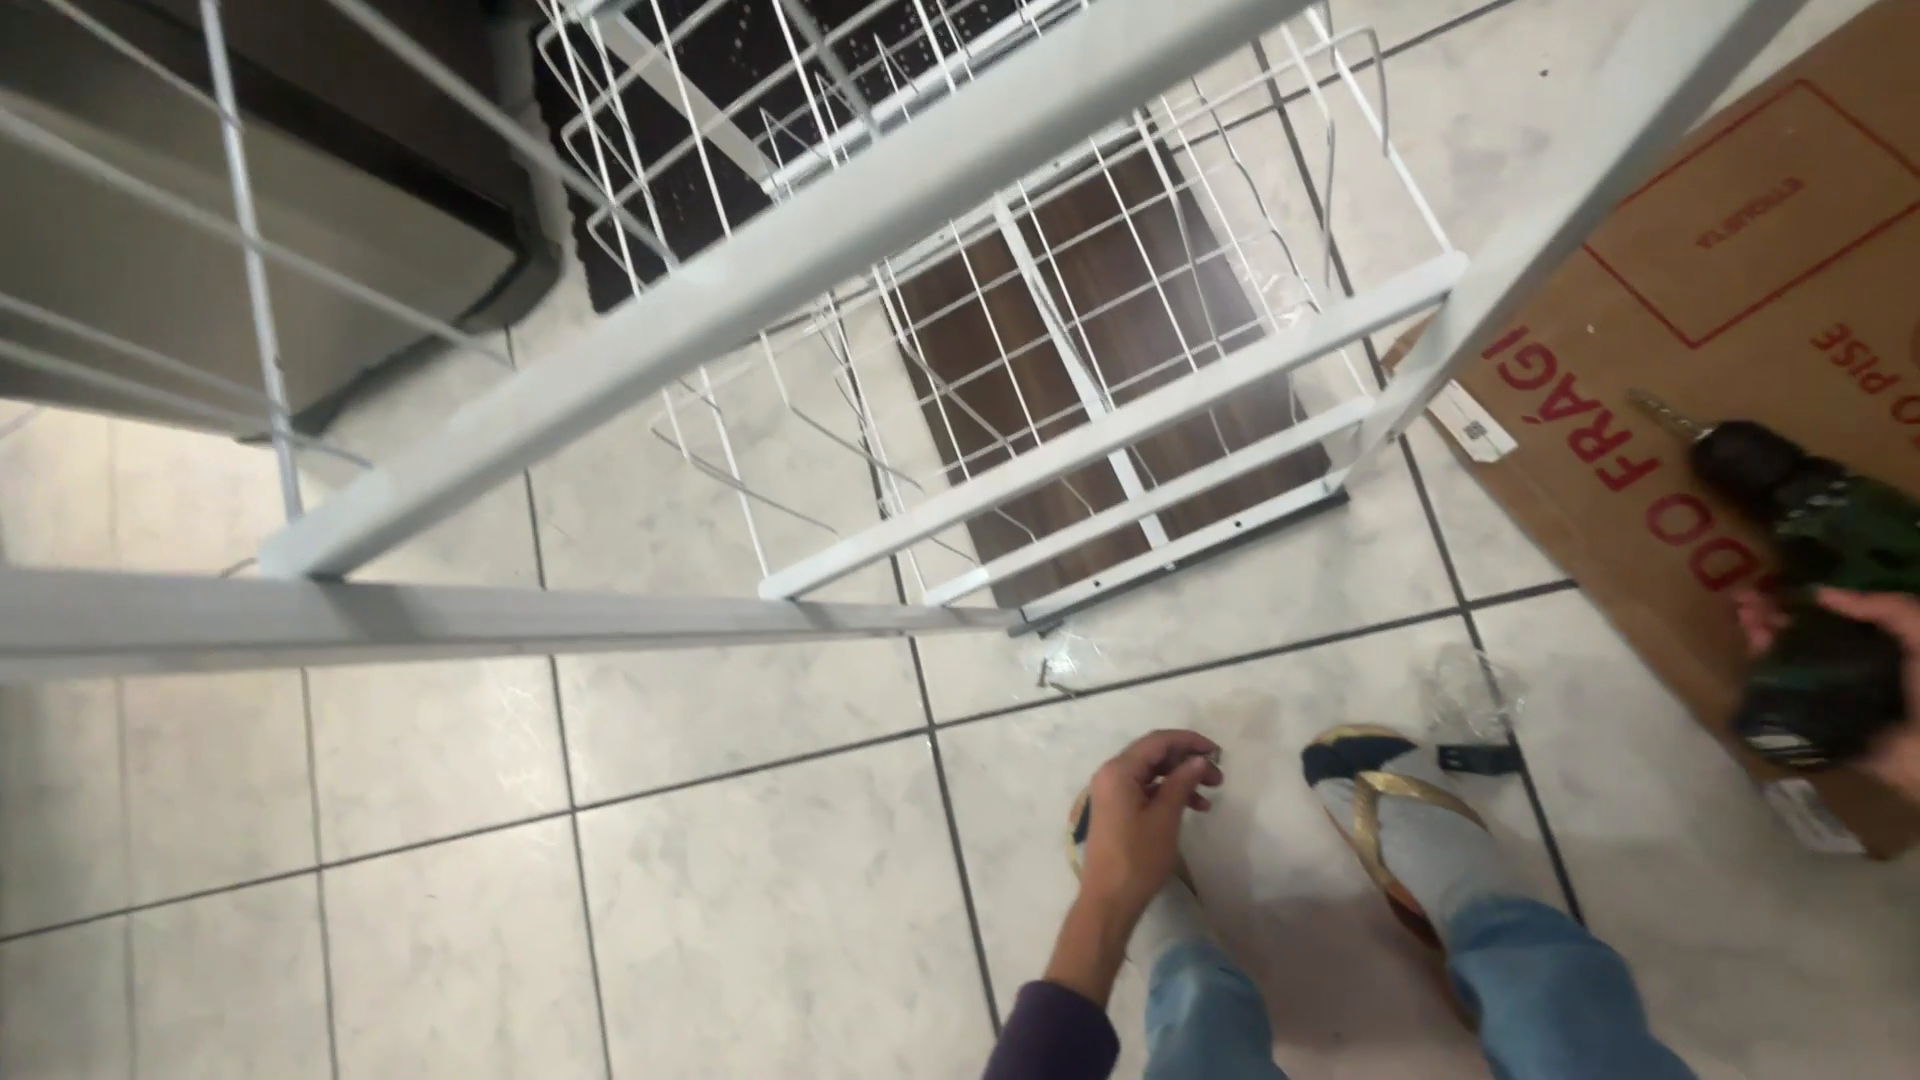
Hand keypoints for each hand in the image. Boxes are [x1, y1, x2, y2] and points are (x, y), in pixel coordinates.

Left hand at [1077, 729, 1223, 921]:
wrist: (1109, 899)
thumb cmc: (1137, 858)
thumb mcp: (1165, 818)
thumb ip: (1181, 783)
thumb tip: (1198, 759)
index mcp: (1118, 770)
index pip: (1156, 741)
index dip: (1188, 741)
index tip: (1217, 751)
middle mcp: (1111, 773)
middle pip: (1153, 754)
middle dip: (1186, 760)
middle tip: (1217, 777)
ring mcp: (1111, 790)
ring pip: (1151, 771)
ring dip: (1180, 777)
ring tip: (1211, 792)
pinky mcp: (1116, 807)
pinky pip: (1144, 788)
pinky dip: (1167, 792)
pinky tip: (1193, 805)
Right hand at [1733, 586, 1919, 801]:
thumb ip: (1888, 609)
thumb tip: (1822, 592)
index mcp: (1879, 651)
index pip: (1834, 621)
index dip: (1805, 602)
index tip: (1778, 587)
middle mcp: (1848, 667)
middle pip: (1801, 635)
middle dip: (1773, 615)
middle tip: (1745, 597)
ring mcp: (1823, 690)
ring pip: (1784, 656)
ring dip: (1762, 632)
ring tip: (1743, 614)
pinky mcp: (1803, 711)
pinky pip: (1777, 684)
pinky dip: (1761, 664)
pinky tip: (1750, 645)